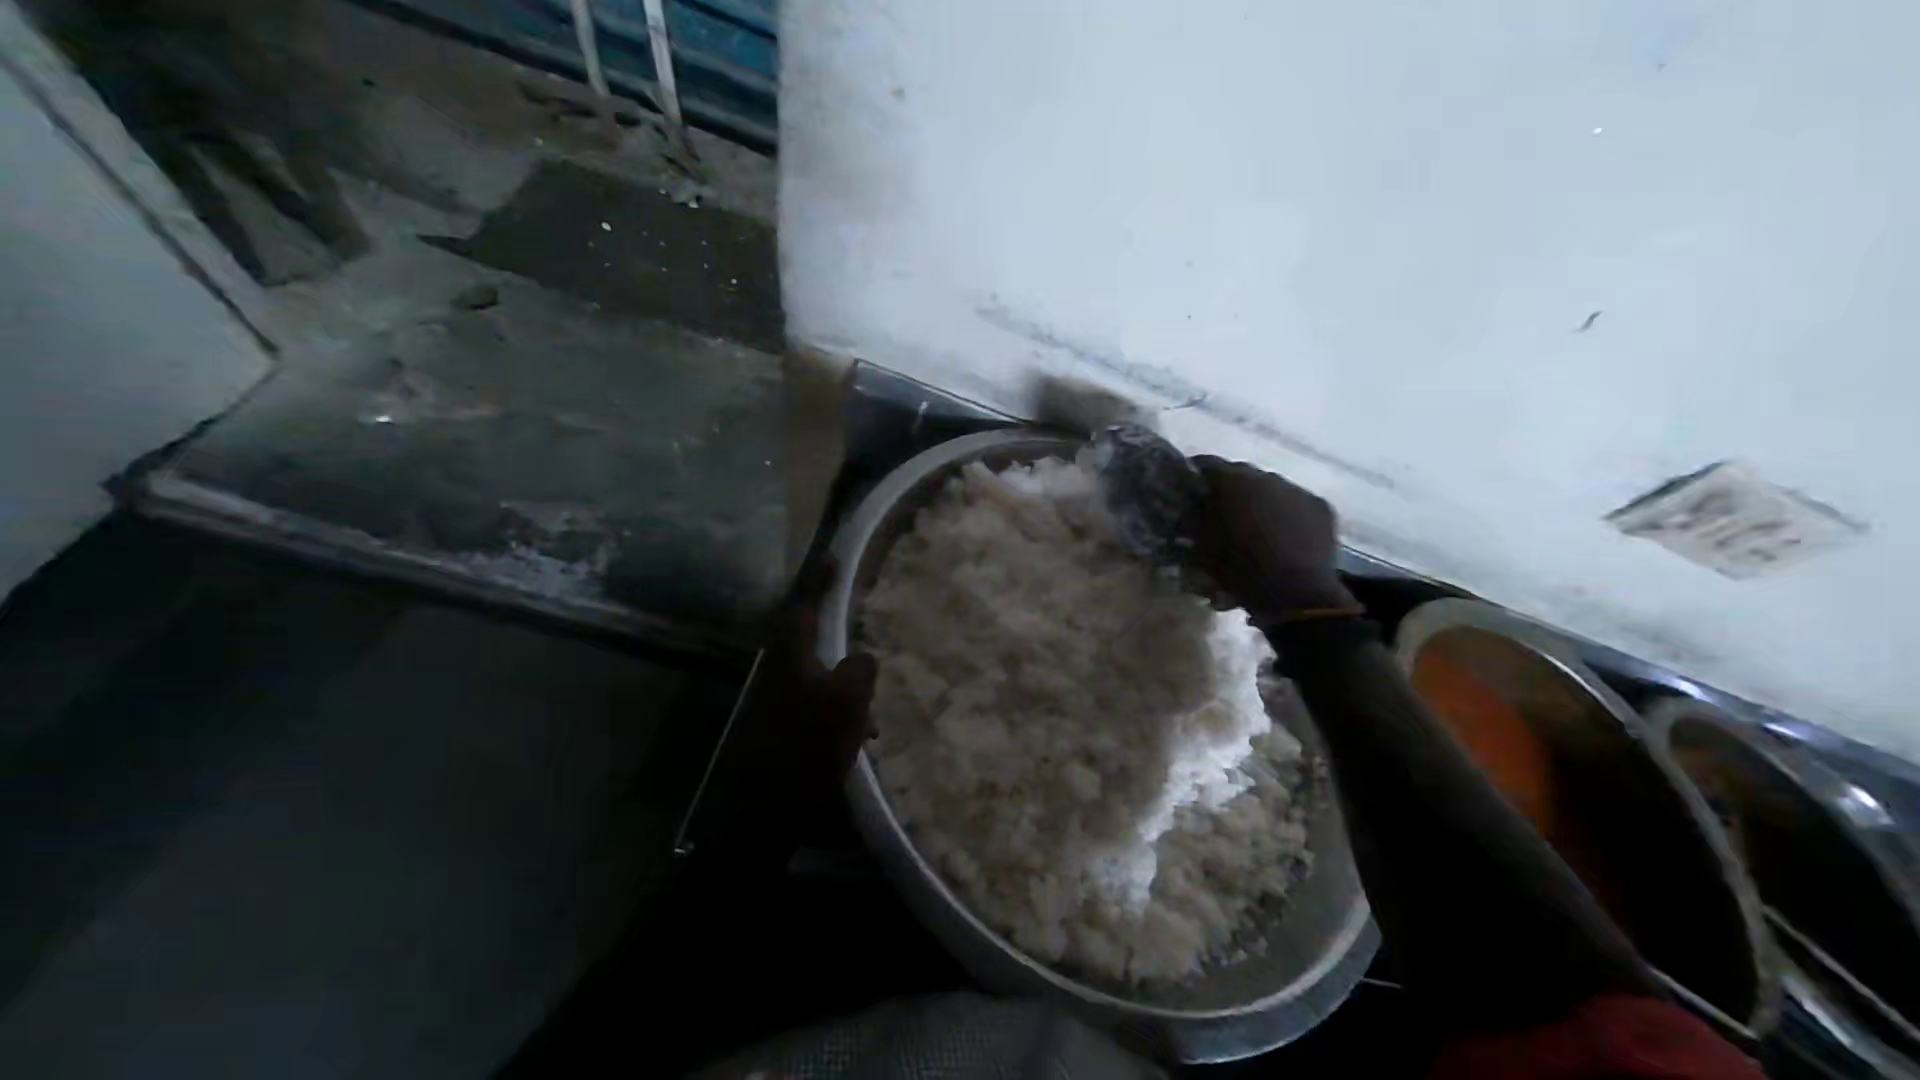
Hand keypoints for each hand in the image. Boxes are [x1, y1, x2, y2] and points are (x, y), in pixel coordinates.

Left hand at [686, 558, 876, 858]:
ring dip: (844, 680)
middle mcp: (779, 674)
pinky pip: (817, 703)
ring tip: (871, 704)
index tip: (834, 559)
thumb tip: (862, 657)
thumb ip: (859, 669)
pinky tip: (860, 733)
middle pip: (808, 639)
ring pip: (817, 675)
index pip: (804, 607)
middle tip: (860, 628)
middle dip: (835, 631)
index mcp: (791, 660)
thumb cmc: (808, 748)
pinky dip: (839, 708)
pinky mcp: (782, 726)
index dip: (819, 581)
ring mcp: (777, 701)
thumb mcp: (847, 702)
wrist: (767, 810)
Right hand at [1189, 456, 1359, 621]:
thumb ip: (1192, 520)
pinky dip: (1286, 516)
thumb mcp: (1200, 546)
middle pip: (1240, 476)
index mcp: (1232, 480)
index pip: (1205, 464)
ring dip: (1258, 503)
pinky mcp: (1321, 508)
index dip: (1193, 476)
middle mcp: (1265, 476)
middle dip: (1228, 492)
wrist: (1294, 593)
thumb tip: (1187, 508)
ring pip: (1270, 490)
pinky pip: (1296, 505)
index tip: (1185, 490)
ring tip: (1252, 529)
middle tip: (1219, 513)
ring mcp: (1297, 490)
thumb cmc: (1238, 568)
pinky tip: (1282, 538)